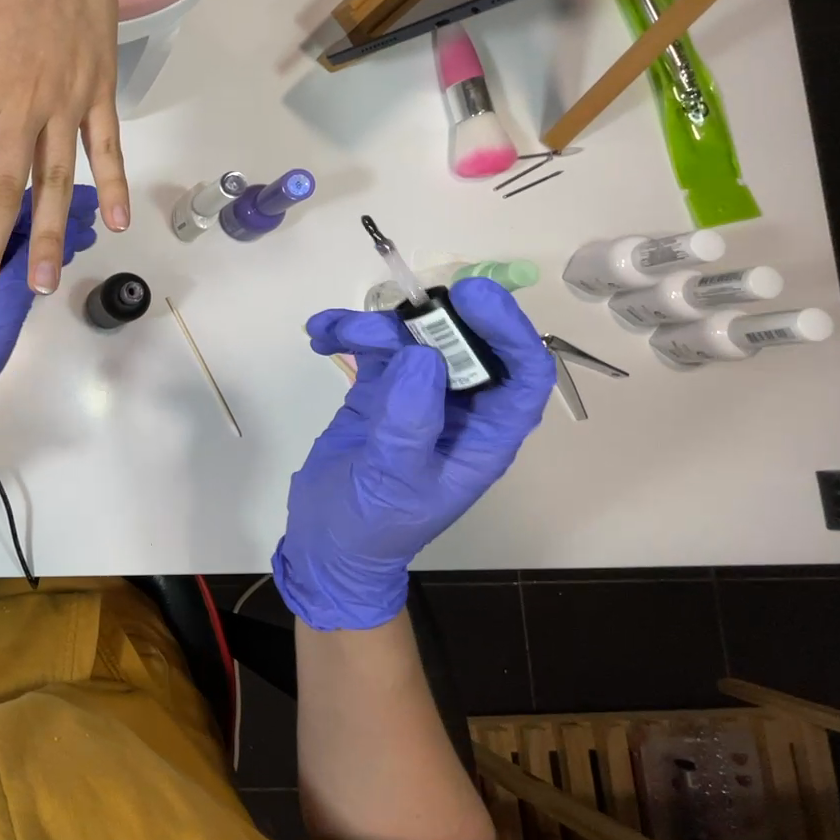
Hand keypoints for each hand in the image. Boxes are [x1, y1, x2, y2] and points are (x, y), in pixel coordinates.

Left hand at [0, 185, 99, 468]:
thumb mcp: (6, 299)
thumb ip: (33, 258)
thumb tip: (68, 224)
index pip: (13, 204)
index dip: (55, 200)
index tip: (96, 200)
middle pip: (14, 219)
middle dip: (55, 218)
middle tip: (96, 218)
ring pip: (12, 241)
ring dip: (47, 239)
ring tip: (86, 236)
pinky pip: (5, 263)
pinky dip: (32, 259)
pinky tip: (59, 260)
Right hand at [273, 280, 556, 630]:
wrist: (326, 543)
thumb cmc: (373, 523)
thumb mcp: (394, 479)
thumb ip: (408, 420)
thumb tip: (419, 355)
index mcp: (483, 437)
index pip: (519, 373)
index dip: (507, 331)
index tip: (471, 296)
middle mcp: (457, 412)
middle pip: (459, 348)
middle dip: (424, 322)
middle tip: (386, 308)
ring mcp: (413, 402)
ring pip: (409, 345)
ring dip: (373, 328)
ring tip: (332, 330)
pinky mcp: (374, 399)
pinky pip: (370, 356)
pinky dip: (346, 339)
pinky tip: (320, 336)